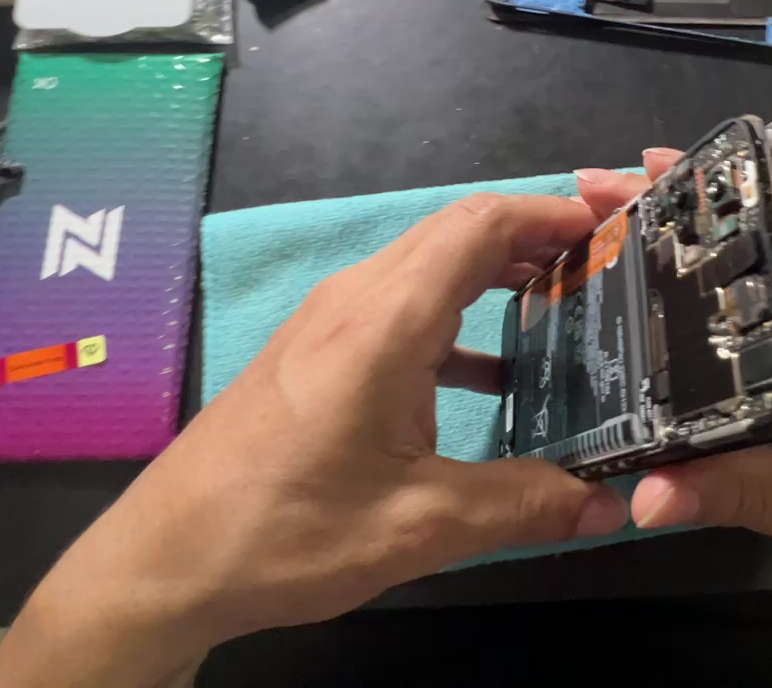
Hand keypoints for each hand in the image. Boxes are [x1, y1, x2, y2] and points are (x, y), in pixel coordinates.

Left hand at [0, 194, 627, 687]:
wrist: (163, 558)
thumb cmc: (287, 531)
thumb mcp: (417, 527)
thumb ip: (521, 506)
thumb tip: (607, 504)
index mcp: (387, 320)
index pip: (477, 227)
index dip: (543, 214)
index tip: (599, 226)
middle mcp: (359, 296)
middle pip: (454, 231)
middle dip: (527, 234)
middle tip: (591, 264)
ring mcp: (333, 315)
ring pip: (428, 261)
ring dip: (491, 269)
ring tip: (553, 299)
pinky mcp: (321, 342)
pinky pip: (403, 301)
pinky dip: (456, 310)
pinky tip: (489, 368)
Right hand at [574, 151, 771, 612]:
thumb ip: (730, 493)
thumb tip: (642, 497)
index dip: (737, 204)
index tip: (665, 177)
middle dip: (699, 210)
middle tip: (618, 189)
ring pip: (771, 269)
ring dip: (706, 243)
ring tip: (628, 223)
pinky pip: (771, 306)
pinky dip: (719, 286)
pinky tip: (667, 290)